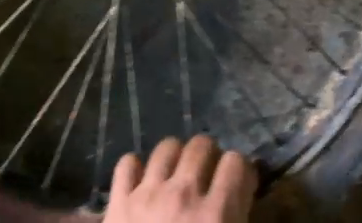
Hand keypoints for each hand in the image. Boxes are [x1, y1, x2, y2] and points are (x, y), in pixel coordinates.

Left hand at [103, 135, 256, 222]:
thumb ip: (236, 218)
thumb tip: (244, 198)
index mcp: (217, 216)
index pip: (237, 163)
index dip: (241, 171)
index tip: (240, 183)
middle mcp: (183, 195)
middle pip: (202, 145)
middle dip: (209, 156)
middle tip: (208, 177)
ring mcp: (147, 196)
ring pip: (166, 147)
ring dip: (176, 158)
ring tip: (177, 174)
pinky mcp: (117, 204)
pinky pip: (127, 163)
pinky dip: (137, 169)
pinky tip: (144, 182)